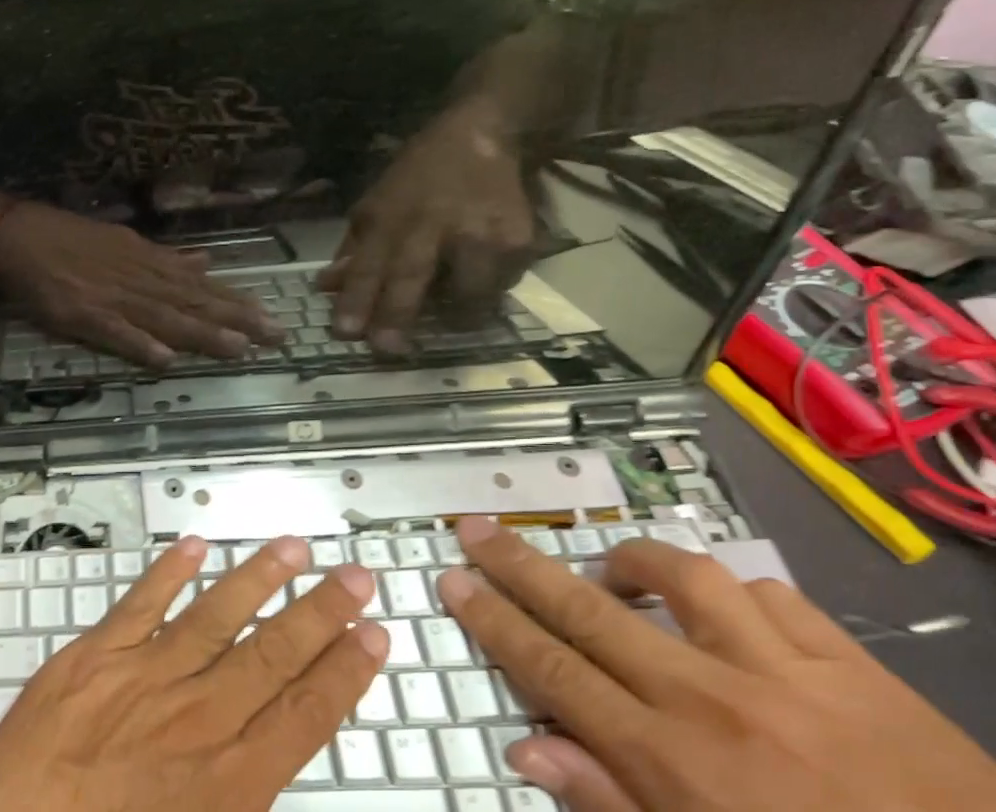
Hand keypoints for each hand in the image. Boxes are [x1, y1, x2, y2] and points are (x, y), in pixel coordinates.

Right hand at [0, 200, 283, 365]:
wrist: (18, 234)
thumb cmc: (68, 238)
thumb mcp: (123, 241)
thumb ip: (164, 258)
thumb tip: (203, 263)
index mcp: (148, 262)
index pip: (200, 285)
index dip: (236, 302)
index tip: (270, 316)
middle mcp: (138, 278)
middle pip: (192, 302)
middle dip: (235, 320)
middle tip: (276, 336)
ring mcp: (111, 296)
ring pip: (164, 317)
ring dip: (201, 334)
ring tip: (239, 349)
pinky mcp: (82, 313)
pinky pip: (115, 333)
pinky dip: (139, 345)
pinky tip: (165, 360)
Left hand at [0, 536, 387, 811]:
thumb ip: (244, 796)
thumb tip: (272, 765)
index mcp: (228, 778)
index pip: (307, 712)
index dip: (346, 671)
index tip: (372, 637)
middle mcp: (195, 718)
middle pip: (274, 653)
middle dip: (320, 612)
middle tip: (354, 577)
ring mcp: (144, 678)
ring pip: (216, 617)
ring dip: (257, 580)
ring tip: (292, 549)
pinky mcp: (95, 656)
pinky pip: (140, 605)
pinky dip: (167, 574)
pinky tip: (191, 548)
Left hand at [317, 110, 532, 353]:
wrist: (482, 138)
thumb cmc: (417, 178)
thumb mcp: (375, 204)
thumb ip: (353, 249)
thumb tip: (326, 288)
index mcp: (390, 216)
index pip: (368, 265)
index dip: (356, 300)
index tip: (345, 332)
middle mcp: (433, 223)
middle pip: (412, 276)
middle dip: (398, 315)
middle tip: (388, 348)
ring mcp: (479, 232)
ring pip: (469, 292)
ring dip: (457, 313)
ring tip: (452, 318)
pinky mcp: (519, 240)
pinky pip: (501, 285)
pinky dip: (488, 291)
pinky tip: (481, 276)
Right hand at [440, 515, 995, 811]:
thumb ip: (612, 803)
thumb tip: (528, 751)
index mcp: (672, 760)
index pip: (552, 670)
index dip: (493, 621)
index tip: (455, 582)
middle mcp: (715, 700)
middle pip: (591, 610)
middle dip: (521, 565)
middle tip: (478, 529)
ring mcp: (791, 675)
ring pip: (688, 579)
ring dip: (635, 563)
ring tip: (613, 571)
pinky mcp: (858, 669)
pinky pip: (780, 600)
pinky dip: (739, 594)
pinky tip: (727, 610)